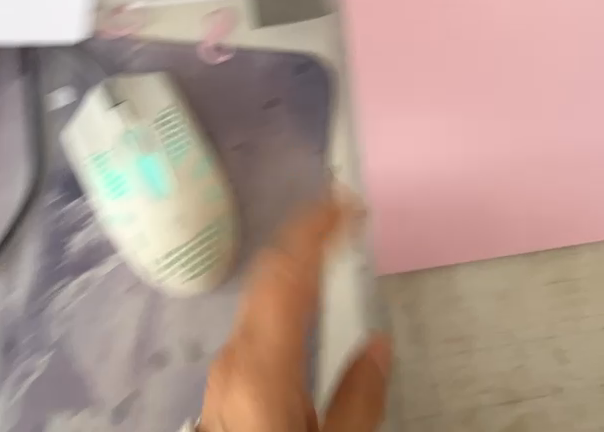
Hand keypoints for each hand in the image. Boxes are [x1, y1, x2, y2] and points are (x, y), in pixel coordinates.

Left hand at [200, 199, 391, 431]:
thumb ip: (359, 400)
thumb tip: (378, 344)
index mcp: (263, 367)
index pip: (288, 273)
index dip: (317, 229)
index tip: (348, 204)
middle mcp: (236, 355)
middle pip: (269, 272)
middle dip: (306, 231)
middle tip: (346, 211)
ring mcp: (225, 366)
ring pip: (260, 289)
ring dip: (295, 255)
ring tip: (332, 239)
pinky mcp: (225, 380)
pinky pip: (257, 312)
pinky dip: (284, 285)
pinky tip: (304, 291)